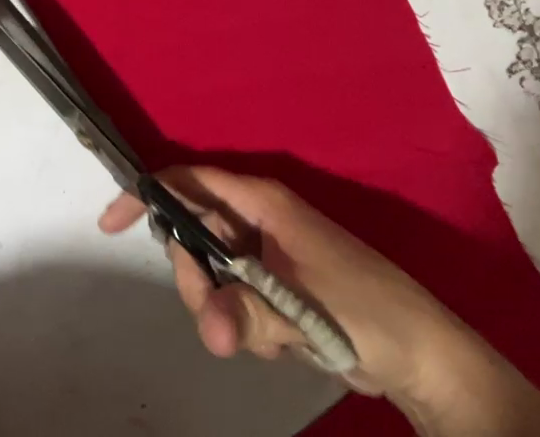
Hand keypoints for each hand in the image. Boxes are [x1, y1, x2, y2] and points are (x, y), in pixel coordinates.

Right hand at [98, 165, 470, 401]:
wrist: (427, 358)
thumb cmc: (369, 311)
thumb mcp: (304, 309)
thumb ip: (247, 314)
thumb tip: (208, 330)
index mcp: (263, 202)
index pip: (189, 182)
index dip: (147, 195)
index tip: (112, 226)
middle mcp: (258, 221)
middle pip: (192, 233)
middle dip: (195, 278)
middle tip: (217, 314)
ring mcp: (265, 255)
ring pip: (209, 271)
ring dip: (222, 307)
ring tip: (265, 338)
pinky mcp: (274, 287)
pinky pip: (232, 296)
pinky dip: (242, 322)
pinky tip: (281, 342)